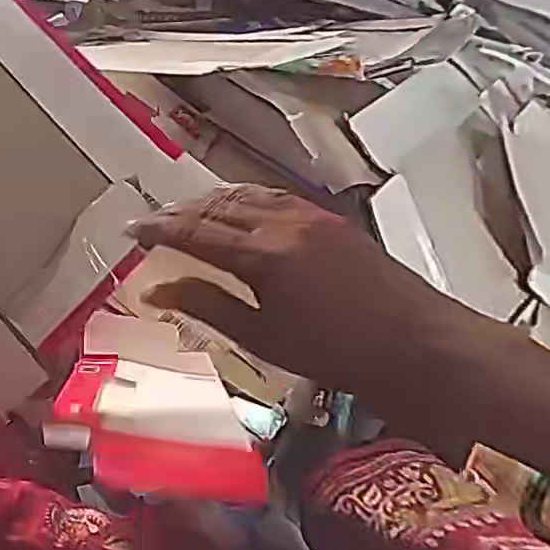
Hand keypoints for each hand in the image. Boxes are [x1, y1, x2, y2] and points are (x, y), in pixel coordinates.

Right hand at [129, 186, 487, 404]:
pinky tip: (238, 213)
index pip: (196, 231)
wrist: (416, 346)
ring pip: (246, 195)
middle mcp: (285, 223)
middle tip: (154, 223)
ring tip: (187, 215)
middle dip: (180, 211)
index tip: (133, 229)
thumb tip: (157, 290)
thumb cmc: (337, 353)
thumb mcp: (262, 337)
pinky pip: (274, 197)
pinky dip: (244, 200)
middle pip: (218, 206)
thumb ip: (207, 305)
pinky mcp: (330, 219)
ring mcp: (310, 216)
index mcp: (264, 255)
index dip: (159, 228)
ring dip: (210, 202)